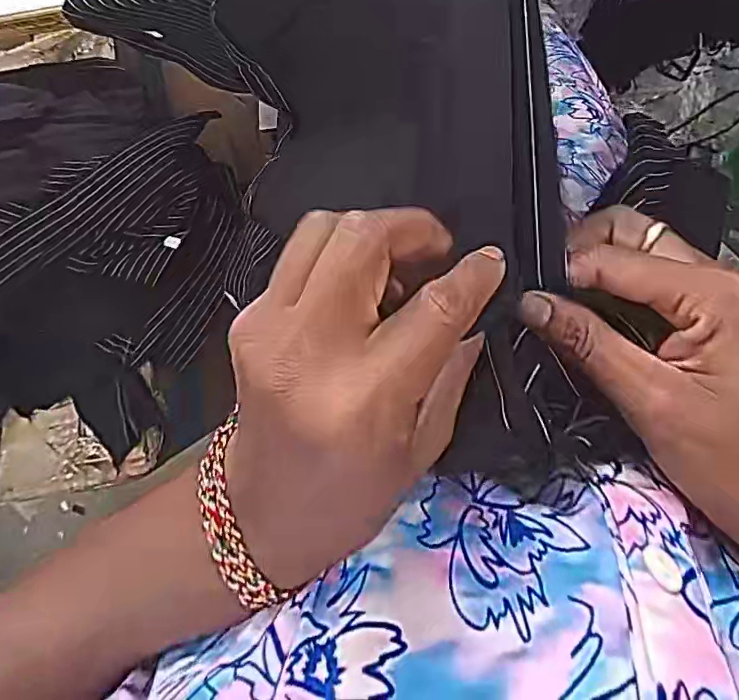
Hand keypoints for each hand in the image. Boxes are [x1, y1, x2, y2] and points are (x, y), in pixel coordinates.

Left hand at [225, 208, 503, 588]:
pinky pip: (300, 252)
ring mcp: (269, 326)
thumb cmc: (350, 493)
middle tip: (438, 250)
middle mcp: (311, 349)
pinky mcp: (249, 317)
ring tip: (397, 261)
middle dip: (415, 228)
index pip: (433, 306)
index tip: (490, 262)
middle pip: (365, 238)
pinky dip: (339, 252)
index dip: (472, 274)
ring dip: (373, 231)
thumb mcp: (424, 443)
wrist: (257, 513)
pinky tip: (359, 283)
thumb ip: (454, 365)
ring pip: (325, 226)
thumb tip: (474, 303)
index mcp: (366, 394)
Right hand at [517, 207, 738, 555]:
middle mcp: (723, 278)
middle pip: (635, 234)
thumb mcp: (655, 405)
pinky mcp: (721, 317)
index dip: (565, 272)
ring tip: (562, 304)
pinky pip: (660, 284)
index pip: (618, 258)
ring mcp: (726, 296)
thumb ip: (590, 344)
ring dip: (601, 270)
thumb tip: (534, 304)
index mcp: (715, 292)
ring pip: (645, 254)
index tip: (527, 297)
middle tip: (545, 290)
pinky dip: (622, 292)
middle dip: (582, 251)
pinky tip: (597, 318)